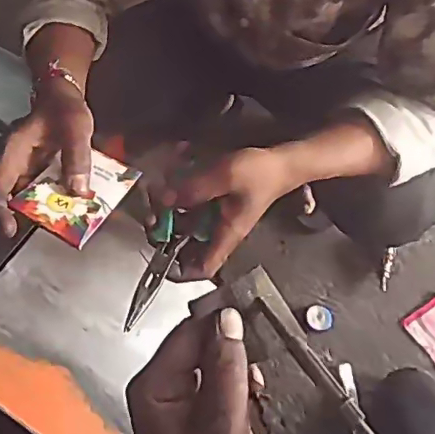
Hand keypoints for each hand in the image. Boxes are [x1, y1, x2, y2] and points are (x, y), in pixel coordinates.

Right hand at [0, 80, 94, 236]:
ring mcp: (29, 164)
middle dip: (29, 214)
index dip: (0, 209)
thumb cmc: (65, 109)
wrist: (64, 93)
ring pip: (30, 192)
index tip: (10, 230)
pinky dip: (56, 196)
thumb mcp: (76, 130)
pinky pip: (45, 186)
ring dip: (44, 207)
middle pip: (13, 194)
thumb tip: (79, 192)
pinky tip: (72, 203)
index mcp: (15, 151)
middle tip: (50, 229)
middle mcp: (17, 161)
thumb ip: (77, 158)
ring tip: (64, 222)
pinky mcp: (41, 166)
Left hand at [126, 310, 259, 433]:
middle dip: (232, 346)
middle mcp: (157, 385)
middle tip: (262, 360)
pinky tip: (249, 398)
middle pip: (198, 341)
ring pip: (209, 358)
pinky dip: (234, 382)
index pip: (190, 330)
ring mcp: (171, 397)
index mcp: (154, 385)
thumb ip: (227, 370)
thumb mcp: (224, 428)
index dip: (223, 319)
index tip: (259, 310)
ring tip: (255, 388)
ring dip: (236, 366)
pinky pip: (212, 379)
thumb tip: (231, 319)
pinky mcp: (187, 409)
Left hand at [161, 148, 301, 279]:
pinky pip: (192, 200)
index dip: (180, 271)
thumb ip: (195, 188)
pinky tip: (179, 164)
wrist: (281, 161)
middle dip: (166, 229)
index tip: (159, 257)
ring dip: (170, 203)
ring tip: (161, 184)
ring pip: (185, 218)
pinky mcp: (215, 199)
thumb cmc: (261, 173)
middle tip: (152, 210)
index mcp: (226, 234)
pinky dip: (182, 186)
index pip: (203, 268)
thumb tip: (165, 199)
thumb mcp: (227, 176)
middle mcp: (218, 229)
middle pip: (185, 243)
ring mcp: (216, 214)